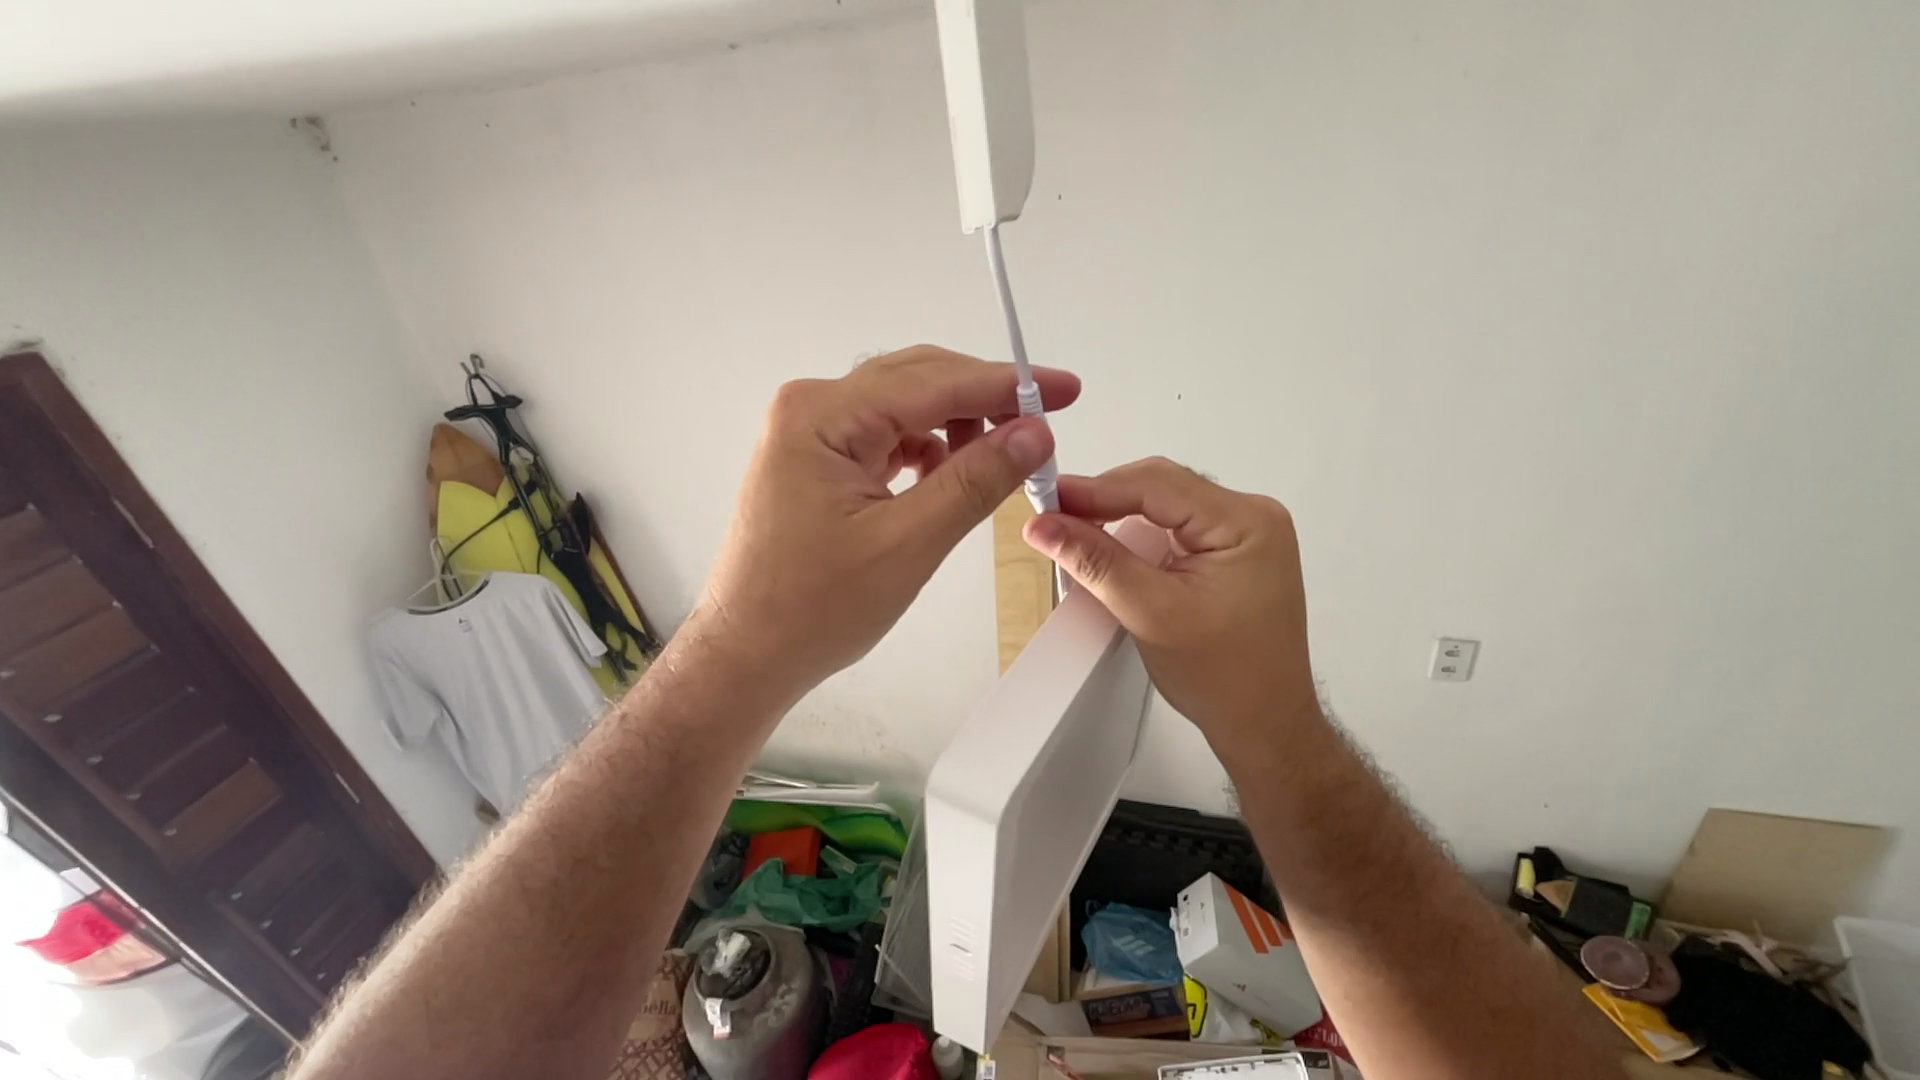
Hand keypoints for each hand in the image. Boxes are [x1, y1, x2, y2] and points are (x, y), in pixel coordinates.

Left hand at [693, 345, 1078, 699]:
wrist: (746, 655)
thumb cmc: (814, 609)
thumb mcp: (907, 543)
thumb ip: (974, 481)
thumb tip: (1035, 433)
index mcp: (821, 415)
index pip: (932, 383)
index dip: (1006, 385)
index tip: (1065, 389)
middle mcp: (811, 408)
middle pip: (916, 382)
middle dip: (984, 399)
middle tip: (1044, 423)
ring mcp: (810, 434)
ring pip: (903, 408)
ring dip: (957, 425)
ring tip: (1000, 459)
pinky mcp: (817, 461)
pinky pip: (885, 437)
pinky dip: (927, 449)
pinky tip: (952, 473)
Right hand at [1022, 458, 1318, 747]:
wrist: (1264, 723)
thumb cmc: (1220, 677)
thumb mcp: (1149, 613)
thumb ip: (1095, 561)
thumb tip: (1043, 525)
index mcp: (1246, 522)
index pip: (1157, 484)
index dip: (1096, 488)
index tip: (1046, 499)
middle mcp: (1252, 516)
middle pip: (1163, 487)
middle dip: (1106, 499)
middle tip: (1054, 517)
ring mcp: (1246, 534)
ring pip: (1167, 505)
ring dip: (1120, 515)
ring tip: (1075, 530)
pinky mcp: (1234, 552)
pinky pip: (1177, 526)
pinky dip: (1140, 534)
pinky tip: (1111, 546)